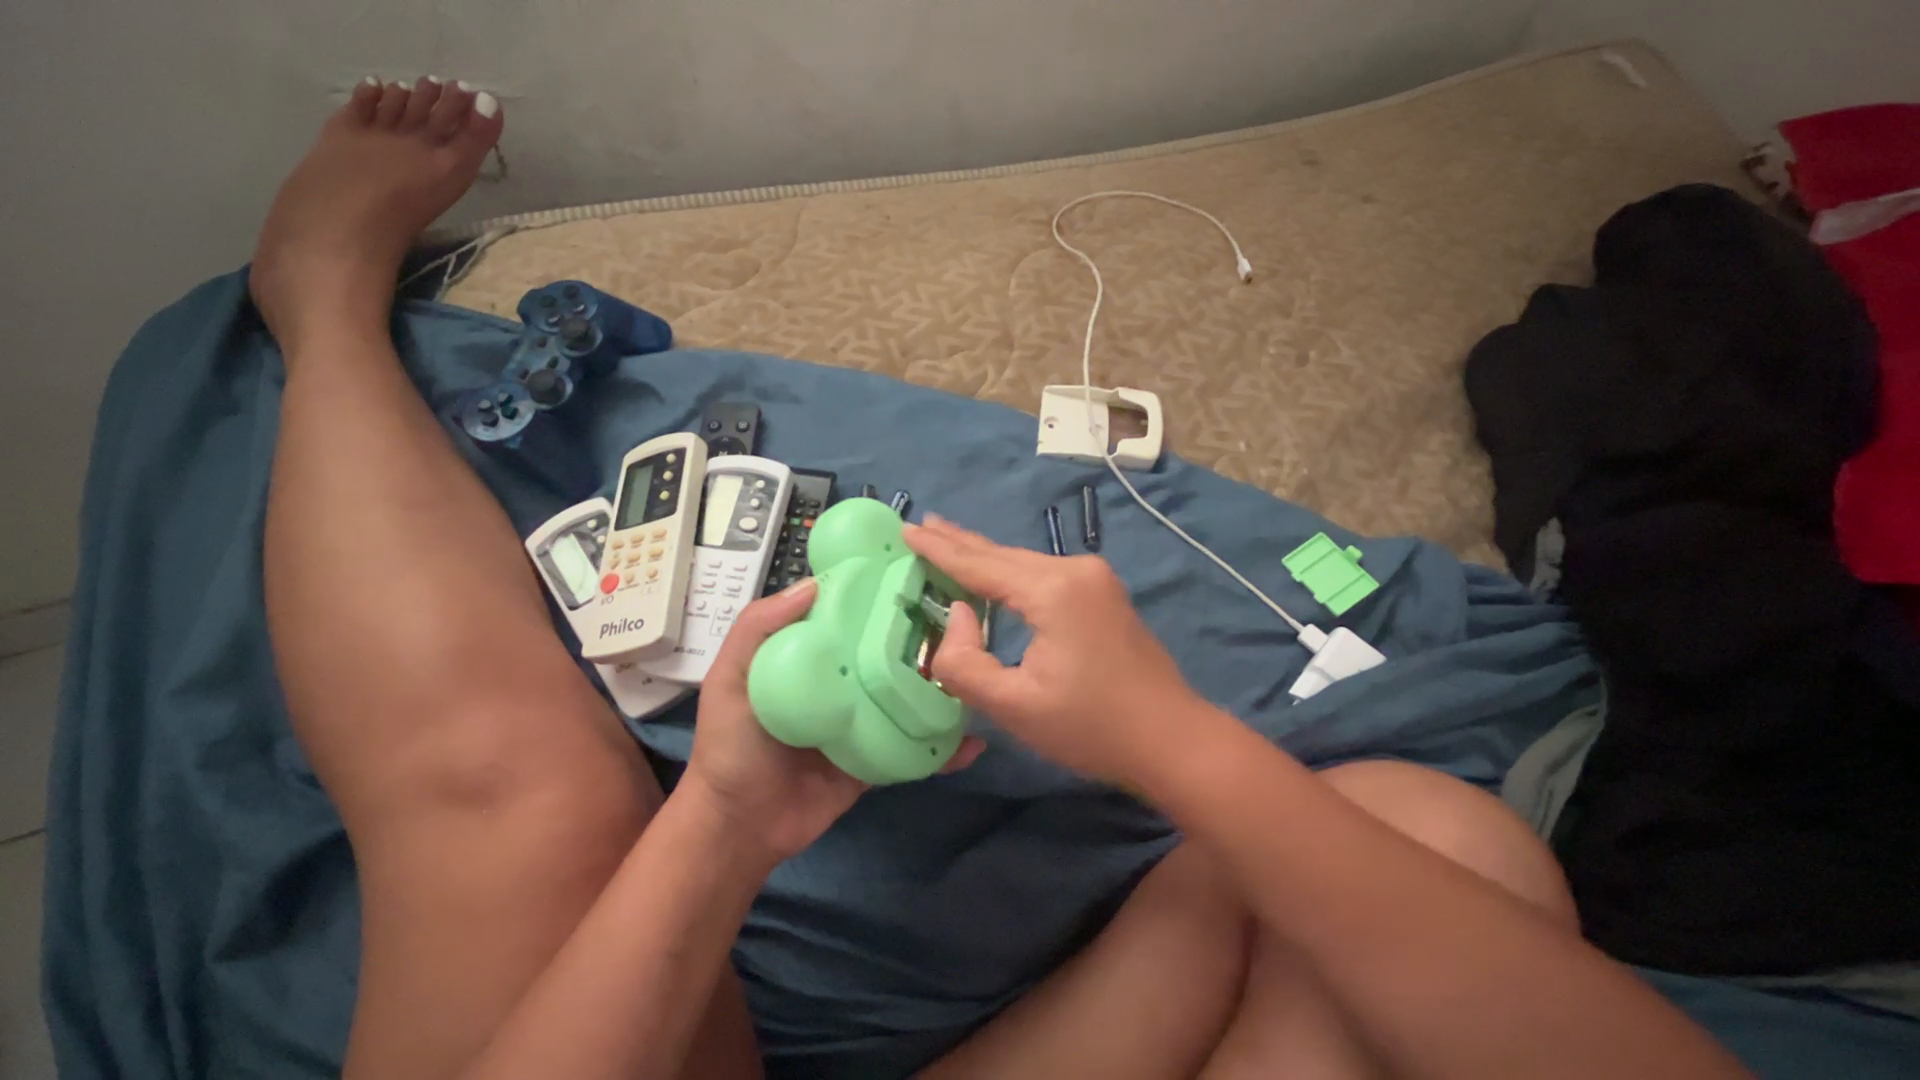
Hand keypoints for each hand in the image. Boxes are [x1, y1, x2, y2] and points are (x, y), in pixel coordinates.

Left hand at [682, 579, 982, 863]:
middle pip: (885, 654)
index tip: (913, 573)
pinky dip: (943, 748)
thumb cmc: (731, 745)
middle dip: (920, 638)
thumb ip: (758, 629)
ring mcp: (862, 721)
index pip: (846, 617)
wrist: (740, 825)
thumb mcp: (730, 679)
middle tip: (963, 620)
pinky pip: (913, 748)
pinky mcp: (877, 759)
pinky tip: (973, 742)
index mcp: (807, 657)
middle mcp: (839, 682)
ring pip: (906, 697)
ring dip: (939, 688)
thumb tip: (814, 584)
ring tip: (975, 671)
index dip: (874, 596)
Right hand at [904, 515, 1204, 784]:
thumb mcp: (1013, 707)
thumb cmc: (1091, 728)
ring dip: (985, 557)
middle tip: (920, 525)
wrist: (1172, 739)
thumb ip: (963, 663)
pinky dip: (1010, 572)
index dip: (940, 550)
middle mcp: (1075, 571)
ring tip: (946, 541)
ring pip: (1024, 562)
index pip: (980, 565)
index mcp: (1052, 591)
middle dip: (959, 542)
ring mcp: (1095, 580)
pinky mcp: (1105, 595)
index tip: (906, 530)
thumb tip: (954, 616)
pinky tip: (994, 571)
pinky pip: (1044, 574)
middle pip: (1003, 555)